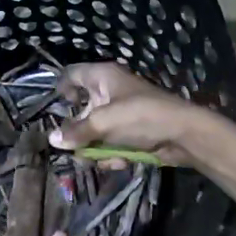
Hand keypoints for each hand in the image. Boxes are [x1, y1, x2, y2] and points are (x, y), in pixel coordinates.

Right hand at [47, 62, 206, 165]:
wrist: (183, 135)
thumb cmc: (141, 118)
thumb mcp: (104, 123)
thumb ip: (76, 132)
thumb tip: (52, 139)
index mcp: (103, 77)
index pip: (72, 74)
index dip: (61, 88)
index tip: (55, 109)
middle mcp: (108, 91)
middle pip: (80, 110)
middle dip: (77, 132)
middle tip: (71, 147)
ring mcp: (120, 113)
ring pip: (94, 132)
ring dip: (94, 148)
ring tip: (97, 159)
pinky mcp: (129, 132)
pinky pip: (110, 143)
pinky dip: (112, 153)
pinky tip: (120, 160)